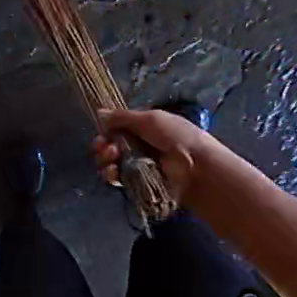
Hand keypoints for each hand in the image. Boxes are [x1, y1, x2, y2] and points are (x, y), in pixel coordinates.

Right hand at [92, 108, 263, 212]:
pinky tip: (112, 172)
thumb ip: (123, 117)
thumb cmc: (177, 138)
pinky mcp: (136, 183)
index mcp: (145, 127)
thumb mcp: (151, 119)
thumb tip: (99, 113)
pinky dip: (110, 175)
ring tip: (112, 158)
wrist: (197, 168)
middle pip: (111, 144)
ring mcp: (137, 165)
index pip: (118, 128)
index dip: (107, 130)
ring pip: (110, 162)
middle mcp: (140, 145)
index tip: (103, 132)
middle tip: (107, 147)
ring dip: (105, 159)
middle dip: (103, 144)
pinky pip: (116, 178)